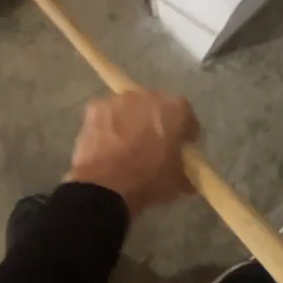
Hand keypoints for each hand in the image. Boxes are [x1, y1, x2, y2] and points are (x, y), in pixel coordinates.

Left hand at [63, 91, 198, 215]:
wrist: (104, 186)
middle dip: (157, 121)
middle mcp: (149, 96)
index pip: (186, 114)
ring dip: (132, 120)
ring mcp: (120, 99)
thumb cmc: (148, 180)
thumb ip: (184, 169)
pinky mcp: (96, 107)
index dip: (185, 130)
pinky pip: (108, 114)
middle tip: (153, 143)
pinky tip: (107, 144)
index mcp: (175, 109)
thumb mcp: (177, 181)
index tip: (182, 145)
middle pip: (157, 105)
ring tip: (127, 144)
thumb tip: (186, 174)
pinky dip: (109, 125)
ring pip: (131, 107)